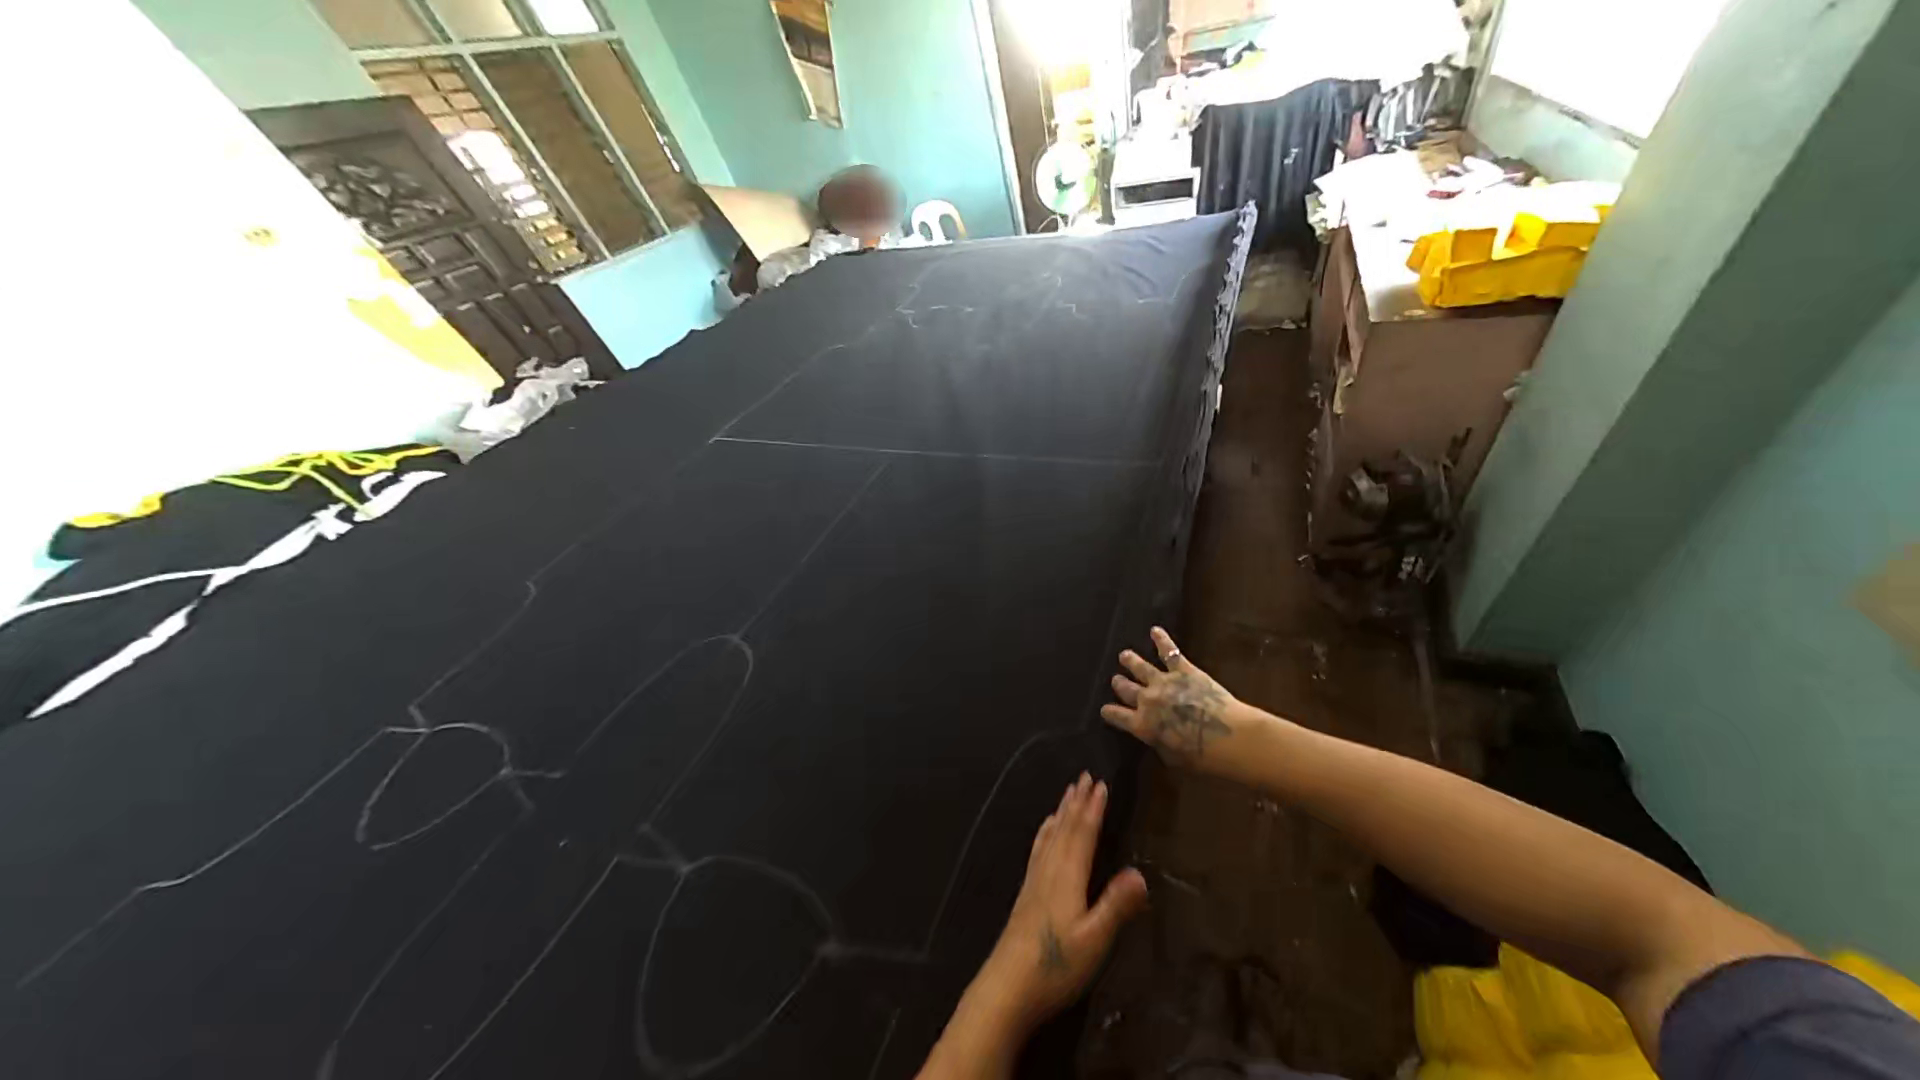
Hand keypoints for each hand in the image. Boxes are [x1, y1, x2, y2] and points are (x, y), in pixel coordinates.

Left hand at [978, 774, 1148, 1027]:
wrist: (1007, 987)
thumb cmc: (1056, 965)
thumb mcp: (1095, 940)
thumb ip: (1116, 906)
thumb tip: (1141, 872)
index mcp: (1067, 876)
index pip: (1082, 834)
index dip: (1093, 809)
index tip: (1101, 783)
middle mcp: (1049, 870)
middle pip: (1064, 828)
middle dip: (1076, 802)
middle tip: (1084, 776)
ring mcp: (1034, 881)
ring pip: (1050, 835)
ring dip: (1061, 812)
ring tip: (1067, 793)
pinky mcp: (1026, 893)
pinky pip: (1038, 848)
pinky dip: (1045, 832)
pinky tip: (1044, 832)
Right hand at [1101, 627, 1244, 770]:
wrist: (1229, 736)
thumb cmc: (1203, 757)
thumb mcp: (1173, 758)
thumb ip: (1160, 744)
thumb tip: (1157, 737)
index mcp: (1142, 725)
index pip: (1117, 716)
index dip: (1109, 712)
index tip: (1105, 710)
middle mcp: (1147, 700)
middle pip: (1126, 689)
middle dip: (1119, 685)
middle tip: (1115, 680)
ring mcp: (1164, 682)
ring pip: (1141, 668)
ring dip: (1131, 661)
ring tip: (1124, 655)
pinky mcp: (1184, 670)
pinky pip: (1169, 652)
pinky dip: (1161, 640)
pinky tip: (1155, 630)